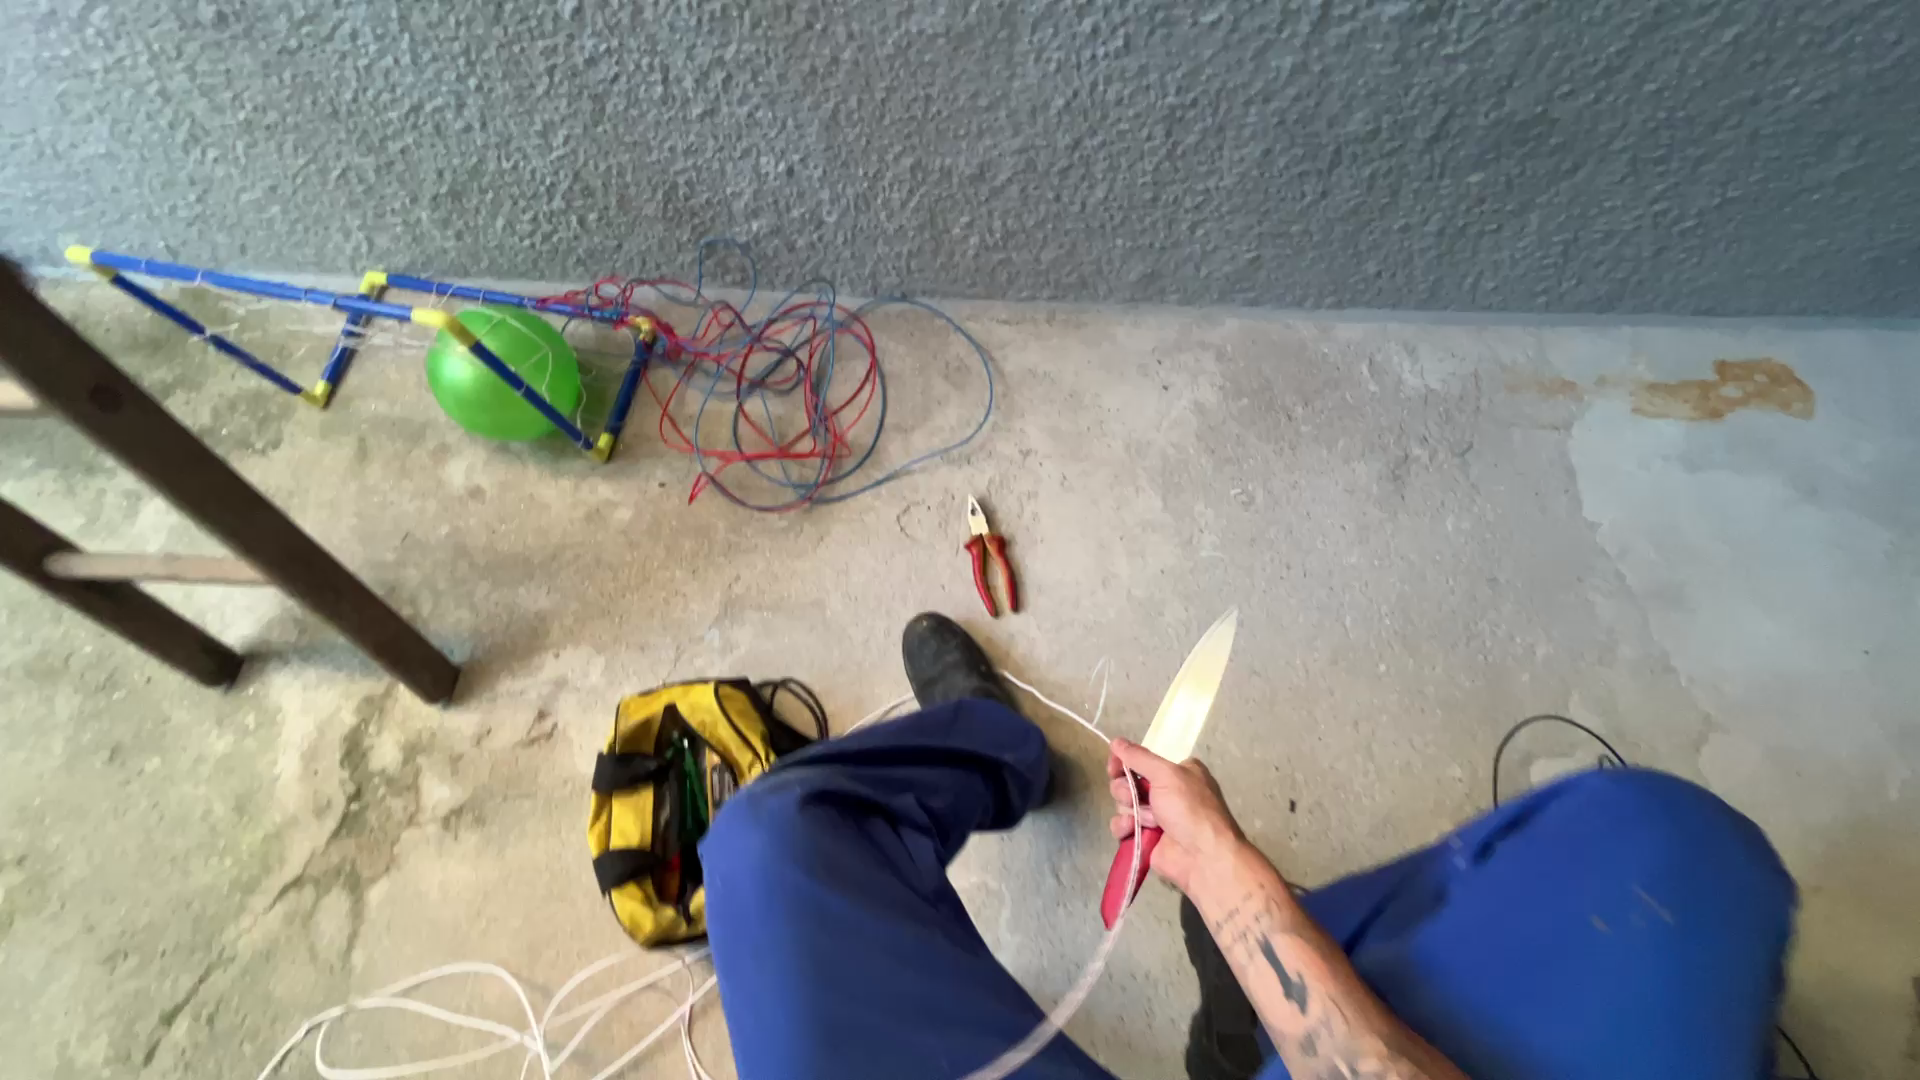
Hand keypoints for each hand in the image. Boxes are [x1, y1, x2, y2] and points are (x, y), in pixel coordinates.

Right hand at [1106, 737, 1248, 898]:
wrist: (1203, 858)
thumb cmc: (1190, 809)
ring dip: (1130, 809)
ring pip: (1123, 803)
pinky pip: (1122, 824)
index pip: (1140, 759)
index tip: (1114, 767)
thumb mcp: (1167, 775)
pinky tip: (1132, 830)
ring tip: (1146, 820)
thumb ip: (1139, 757)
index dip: (1123, 762)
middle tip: (1135, 797)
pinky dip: (1124, 826)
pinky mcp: (1145, 836)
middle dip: (1126, 789)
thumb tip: (1115, 741)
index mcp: (1176, 771)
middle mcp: (1166, 791)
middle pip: (1127, 781)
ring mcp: (1155, 815)